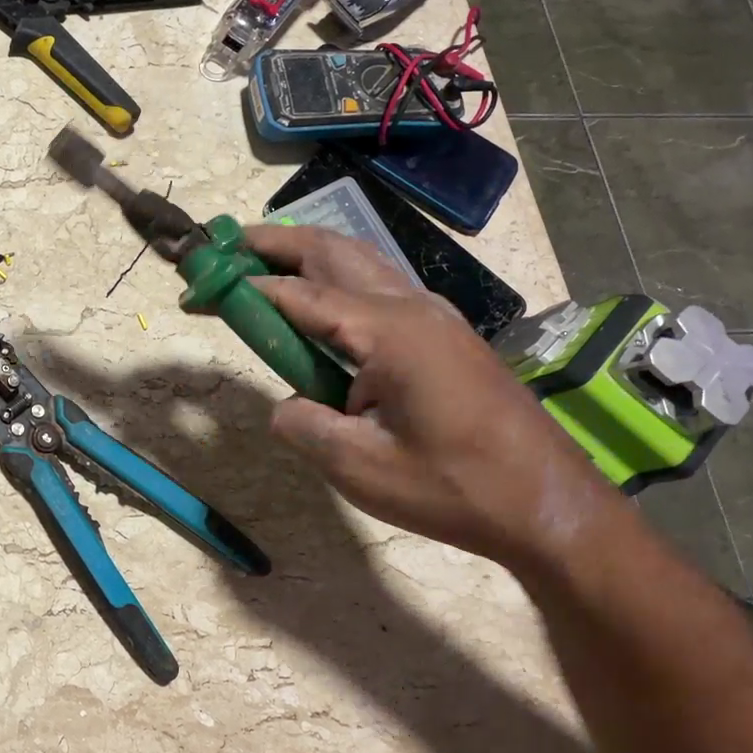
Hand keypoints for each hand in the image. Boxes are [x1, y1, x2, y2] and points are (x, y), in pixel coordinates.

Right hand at [242, 223, 630, 567]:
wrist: (552, 508)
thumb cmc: (456, 488)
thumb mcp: (359, 466)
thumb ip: (303, 424)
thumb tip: (286, 404)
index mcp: (391, 333)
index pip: (301, 294)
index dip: (247, 287)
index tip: (201, 286)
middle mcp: (413, 309)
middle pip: (334, 252)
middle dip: (276, 243)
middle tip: (224, 247)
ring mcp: (435, 318)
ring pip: (361, 261)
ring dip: (307, 254)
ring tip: (259, 260)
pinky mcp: (443, 336)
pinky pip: (378, 286)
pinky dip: (335, 277)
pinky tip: (314, 300)